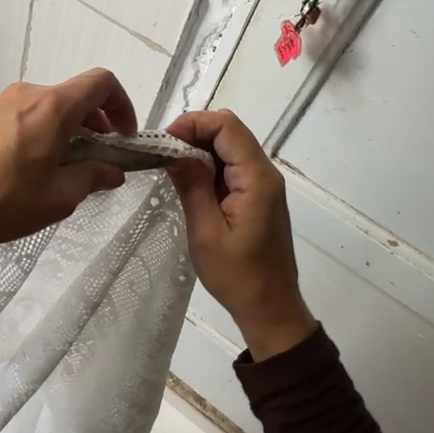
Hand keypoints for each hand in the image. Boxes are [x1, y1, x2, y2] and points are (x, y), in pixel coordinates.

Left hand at [0, 69, 137, 259]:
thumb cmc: (4, 204)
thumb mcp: (58, 198)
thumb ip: (92, 177)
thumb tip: (112, 171)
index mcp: (51, 108)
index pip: (100, 83)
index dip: (122, 105)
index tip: (122, 136)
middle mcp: (24, 94)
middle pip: (70, 96)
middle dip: (91, 123)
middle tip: (94, 158)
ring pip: (40, 106)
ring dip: (60, 128)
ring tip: (56, 165)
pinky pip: (14, 115)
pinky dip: (31, 130)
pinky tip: (19, 166)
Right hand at [166, 110, 316, 361]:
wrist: (270, 309)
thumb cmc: (237, 275)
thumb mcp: (205, 231)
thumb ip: (192, 185)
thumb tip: (174, 151)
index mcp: (257, 179)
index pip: (227, 127)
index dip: (193, 123)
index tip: (164, 142)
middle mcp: (265, 174)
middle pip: (229, 132)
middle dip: (194, 133)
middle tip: (162, 154)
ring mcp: (264, 185)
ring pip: (230, 148)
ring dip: (199, 149)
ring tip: (169, 166)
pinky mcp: (258, 197)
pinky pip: (232, 167)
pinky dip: (209, 166)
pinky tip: (188, 181)